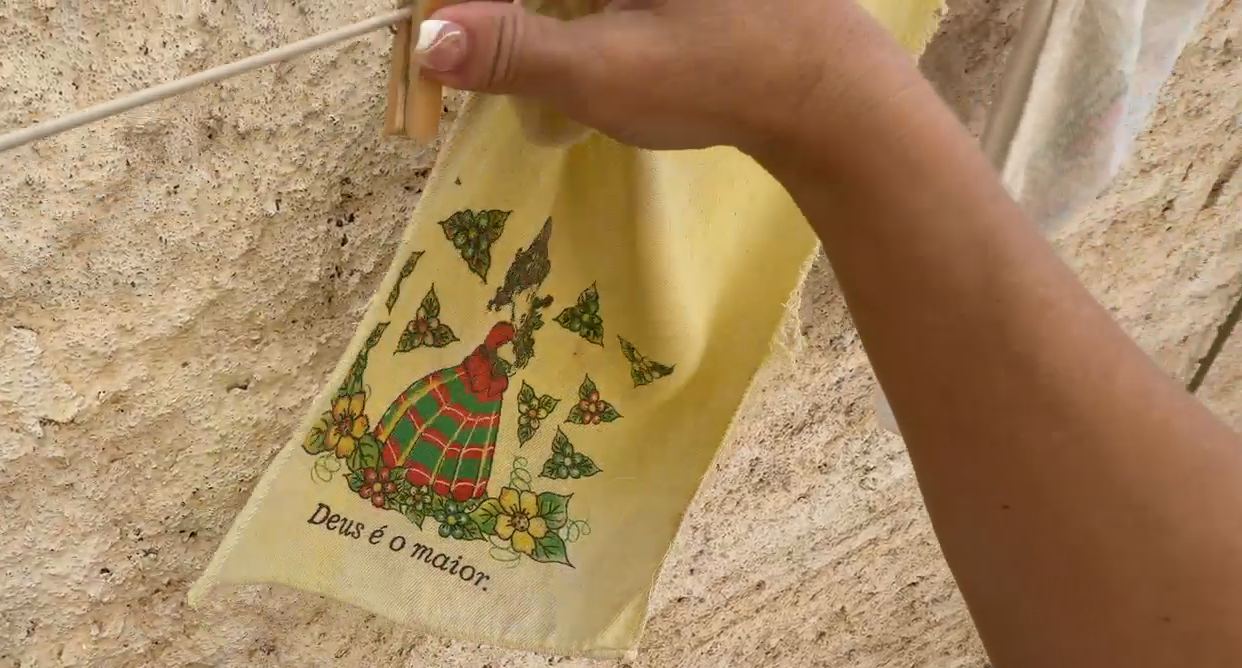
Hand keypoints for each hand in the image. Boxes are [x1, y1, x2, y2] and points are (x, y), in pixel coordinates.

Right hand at [411, 0, 923, 160]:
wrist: (814, 83)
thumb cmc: (712, 73)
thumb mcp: (599, 71)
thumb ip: (510, 49)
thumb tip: (427, 39)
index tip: (432, 31)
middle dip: (485, 11)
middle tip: (455, 44)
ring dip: (518, 15)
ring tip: (485, 42)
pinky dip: (552, 12)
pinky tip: (540, 36)